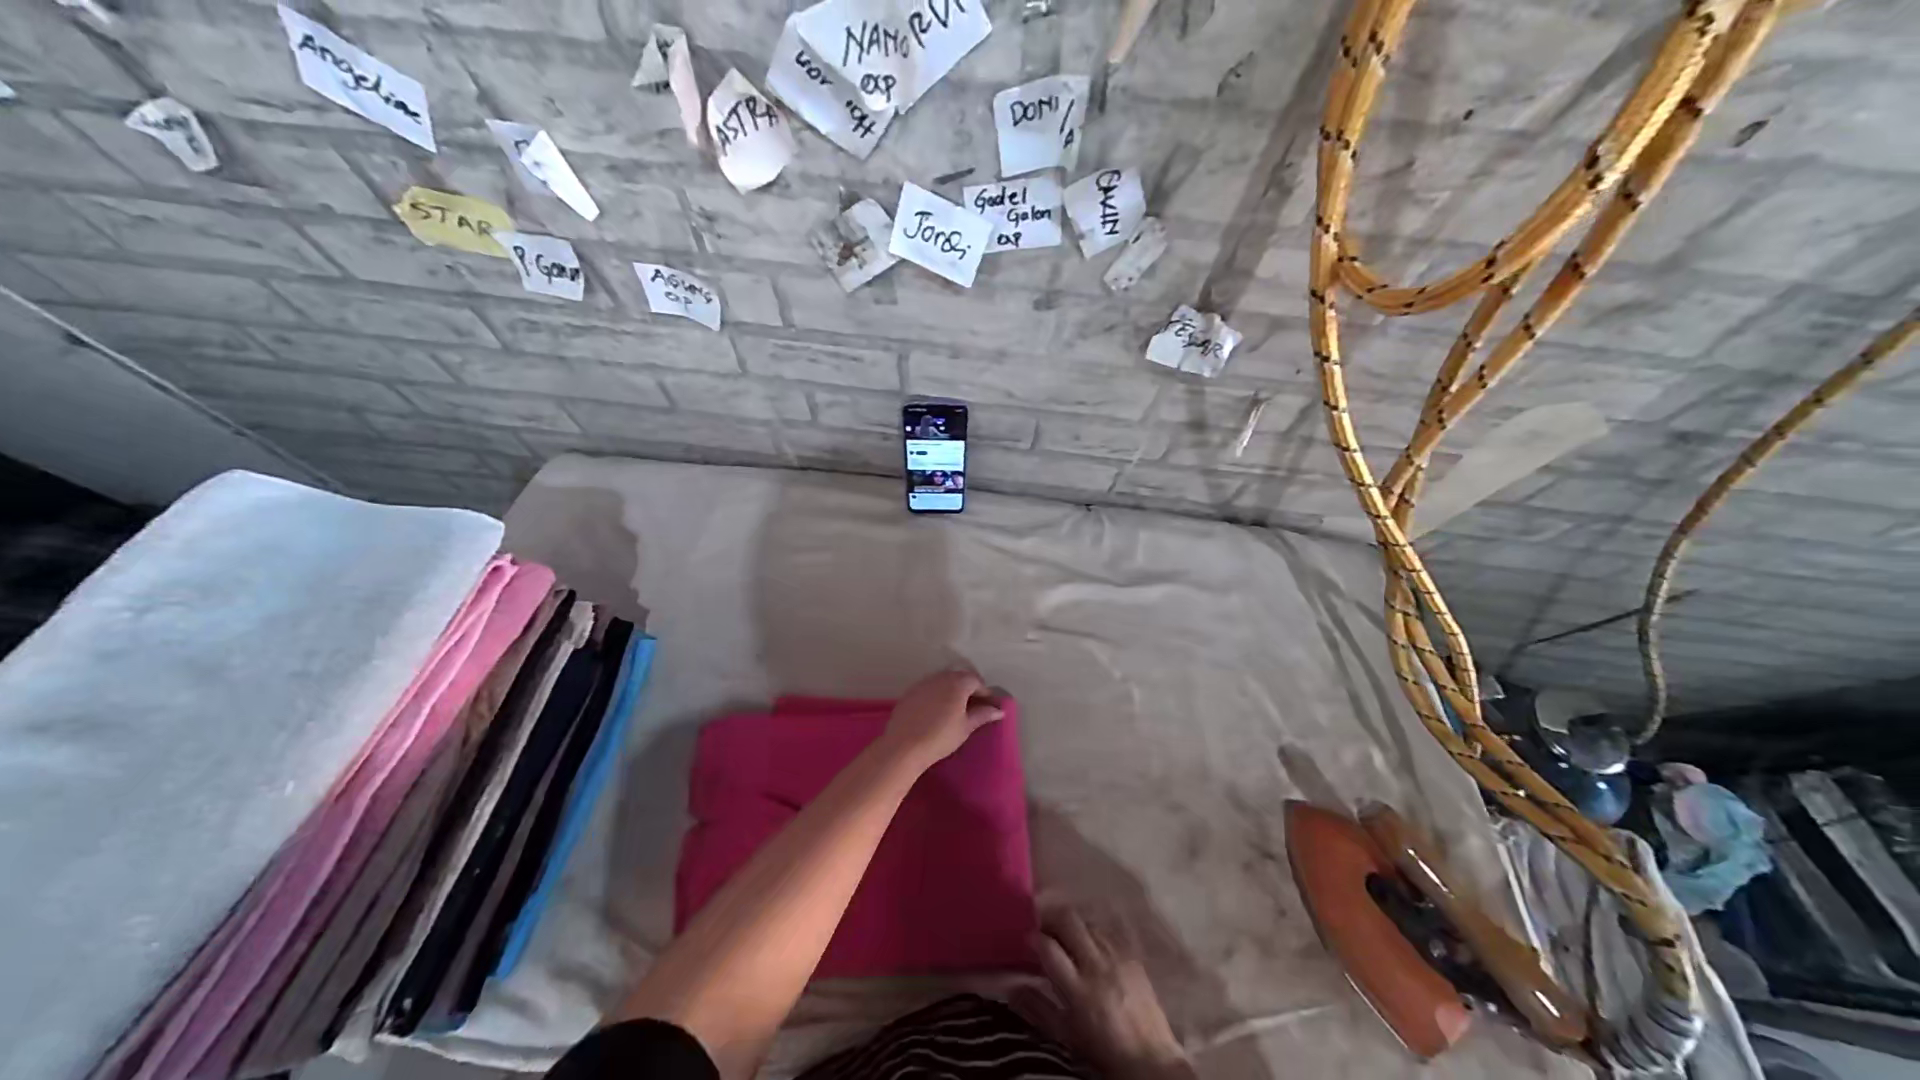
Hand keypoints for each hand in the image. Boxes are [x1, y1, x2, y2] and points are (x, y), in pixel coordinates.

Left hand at [881, 669, 1004, 767]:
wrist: (904, 746)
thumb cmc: (940, 737)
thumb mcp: (965, 727)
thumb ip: (982, 715)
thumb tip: (998, 710)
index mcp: (957, 683)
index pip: (976, 681)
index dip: (984, 692)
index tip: (988, 705)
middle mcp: (940, 677)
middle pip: (959, 678)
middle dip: (968, 689)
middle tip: (974, 706)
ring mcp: (923, 683)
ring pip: (943, 681)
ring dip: (952, 690)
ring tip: (956, 709)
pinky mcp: (910, 692)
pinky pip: (929, 689)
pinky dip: (937, 695)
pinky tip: (936, 711)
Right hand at [1014, 908, 1193, 1079]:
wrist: (1149, 1059)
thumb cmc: (1102, 1049)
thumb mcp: (1065, 1035)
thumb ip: (1037, 1007)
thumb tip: (1011, 986)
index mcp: (1077, 989)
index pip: (1048, 947)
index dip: (1033, 937)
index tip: (1025, 938)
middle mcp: (1097, 966)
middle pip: (1068, 921)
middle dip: (1050, 916)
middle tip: (1041, 924)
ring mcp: (1117, 957)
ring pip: (1087, 922)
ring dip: (1071, 923)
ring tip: (1064, 933)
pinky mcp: (1132, 956)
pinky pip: (1108, 931)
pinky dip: (1092, 931)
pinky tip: (1089, 942)